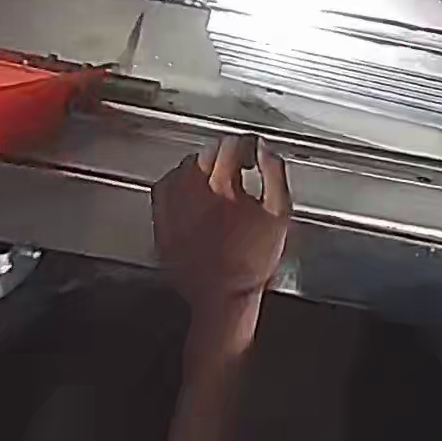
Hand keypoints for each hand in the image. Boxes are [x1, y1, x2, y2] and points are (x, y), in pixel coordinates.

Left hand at [153, 135, 290, 351]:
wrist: (224, 297)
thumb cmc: (254, 258)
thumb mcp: (279, 213)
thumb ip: (275, 175)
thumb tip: (265, 150)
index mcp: (226, 188)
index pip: (230, 146)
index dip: (244, 143)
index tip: (252, 149)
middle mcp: (195, 194)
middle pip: (206, 153)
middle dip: (224, 152)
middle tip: (237, 161)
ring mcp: (175, 209)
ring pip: (183, 167)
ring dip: (201, 163)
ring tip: (215, 173)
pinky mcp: (162, 224)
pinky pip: (163, 187)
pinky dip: (175, 180)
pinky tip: (188, 186)